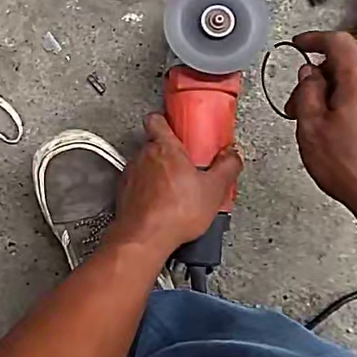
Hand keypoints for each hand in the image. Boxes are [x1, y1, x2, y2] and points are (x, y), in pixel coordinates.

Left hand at [108, 113, 241, 253]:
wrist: (145, 238)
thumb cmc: (174, 212)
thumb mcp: (214, 190)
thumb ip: (227, 167)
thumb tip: (232, 156)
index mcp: (165, 148)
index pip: (156, 119)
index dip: (165, 120)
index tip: (176, 127)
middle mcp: (144, 156)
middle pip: (154, 144)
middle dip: (169, 153)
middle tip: (186, 166)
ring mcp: (131, 173)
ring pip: (145, 164)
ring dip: (158, 172)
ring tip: (175, 189)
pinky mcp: (124, 192)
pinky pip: (138, 183)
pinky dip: (148, 190)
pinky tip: (162, 204)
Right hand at [287, 31, 356, 221]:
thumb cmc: (353, 167)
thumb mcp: (311, 126)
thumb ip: (306, 91)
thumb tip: (309, 75)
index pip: (337, 42)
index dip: (313, 40)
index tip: (300, 44)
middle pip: (345, 66)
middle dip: (319, 80)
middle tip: (299, 104)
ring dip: (334, 96)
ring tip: (318, 126)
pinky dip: (350, 106)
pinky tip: (339, 133)